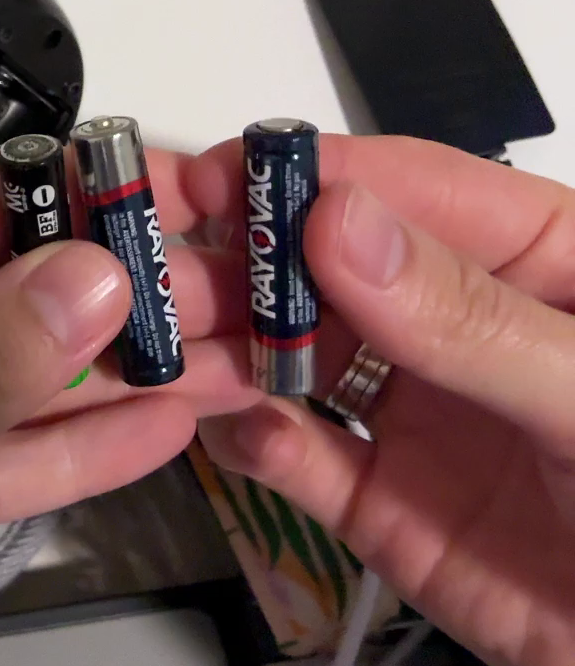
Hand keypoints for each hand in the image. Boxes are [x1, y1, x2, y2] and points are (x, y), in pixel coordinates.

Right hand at [186, 135, 574, 665]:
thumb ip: (476, 319)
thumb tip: (332, 217)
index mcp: (532, 270)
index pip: (393, 192)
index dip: (290, 177)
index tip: (190, 181)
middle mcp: (442, 324)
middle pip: (305, 270)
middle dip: (218, 268)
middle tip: (134, 277)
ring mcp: (399, 406)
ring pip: (273, 353)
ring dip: (208, 350)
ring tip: (157, 356)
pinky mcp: (363, 487)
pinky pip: (280, 446)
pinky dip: (241, 436)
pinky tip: (233, 436)